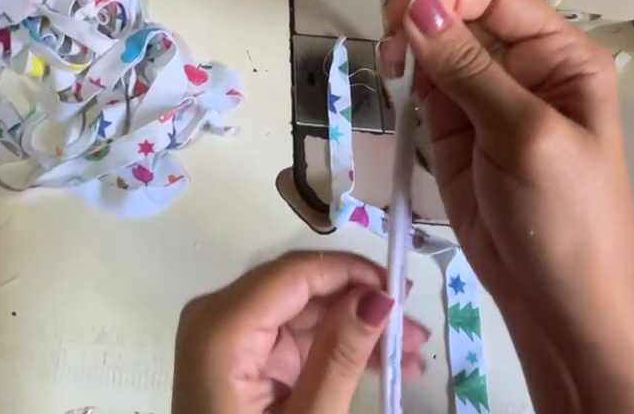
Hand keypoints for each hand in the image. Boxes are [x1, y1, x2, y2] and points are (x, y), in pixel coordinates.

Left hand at [172, 250, 429, 413]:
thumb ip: (339, 358)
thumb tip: (377, 298)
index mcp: (222, 327)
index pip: (294, 273)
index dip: (350, 271)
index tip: (402, 288)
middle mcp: (218, 316)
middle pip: (298, 289)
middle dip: (359, 303)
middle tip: (415, 328)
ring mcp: (226, 334)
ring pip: (301, 310)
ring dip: (353, 326)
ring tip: (410, 350)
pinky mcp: (238, 355)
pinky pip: (291, 335)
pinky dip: (332, 346)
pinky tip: (377, 361)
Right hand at [381, 0, 633, 412]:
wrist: (558, 307)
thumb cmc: (566, 218)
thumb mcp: (524, 136)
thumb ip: (468, 68)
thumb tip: (417, 4)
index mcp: (559, 56)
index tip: (402, 11)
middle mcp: (522, 66)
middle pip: (461, 16)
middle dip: (421, 20)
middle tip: (388, 44)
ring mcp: (484, 96)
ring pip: (434, 46)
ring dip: (406, 47)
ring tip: (390, 69)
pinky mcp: (454, 125)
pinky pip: (422, 82)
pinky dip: (402, 77)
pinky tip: (393, 84)